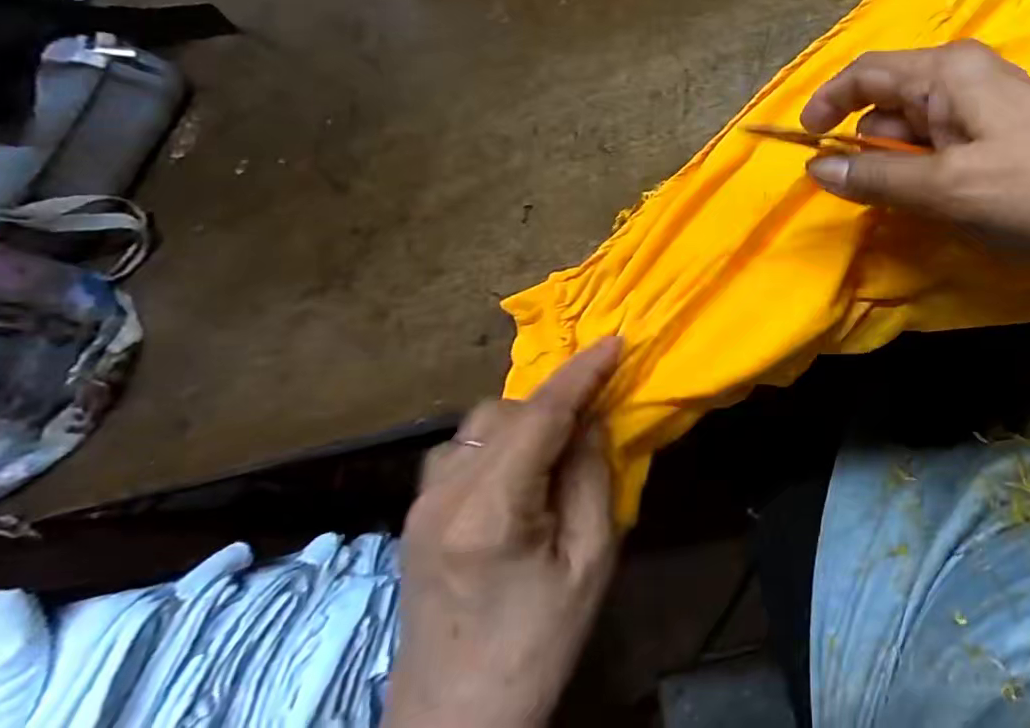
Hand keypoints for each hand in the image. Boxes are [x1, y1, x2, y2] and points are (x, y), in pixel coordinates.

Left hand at [384, 339, 622, 727]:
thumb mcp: (590, 559)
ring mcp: (419, 510)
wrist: (458, 718)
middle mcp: (442, 498)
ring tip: (562, 440)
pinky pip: (459, 453)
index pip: (540, 416)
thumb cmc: (539, 641)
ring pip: (476, 427)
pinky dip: (497, 441)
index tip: (615, 340)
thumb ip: (589, 478)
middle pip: (502, 413)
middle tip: (599, 410)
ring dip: (524, 420)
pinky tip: (521, 468)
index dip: (582, 372)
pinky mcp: (413, 522)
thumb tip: (590, 422)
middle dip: (553, 400)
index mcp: (490, 510)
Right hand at [800, 40, 1029, 303]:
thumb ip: (877, 179)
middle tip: (886, 201)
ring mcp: (990, 104)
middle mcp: (966, 75)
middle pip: (893, 105)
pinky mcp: (1007, 132)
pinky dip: (937, 174)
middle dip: (876, 152)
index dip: (828, 104)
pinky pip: (951, 147)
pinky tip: (956, 204)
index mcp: (948, 70)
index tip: (804, 145)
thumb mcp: (947, 188)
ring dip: (909, 170)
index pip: (866, 73)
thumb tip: (817, 171)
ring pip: (922, 132)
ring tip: (935, 208)